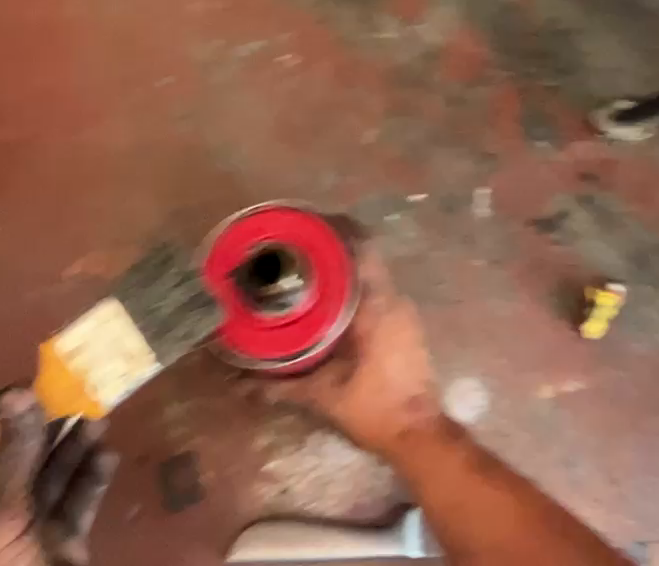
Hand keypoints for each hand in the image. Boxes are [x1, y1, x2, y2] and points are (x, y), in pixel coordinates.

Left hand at [0, 390, 118, 565]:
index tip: (35, 388)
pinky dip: (92, 481)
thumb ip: (14, 457)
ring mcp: (26, 541)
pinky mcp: (62, 552)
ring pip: (52, 484)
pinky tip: (106, 456)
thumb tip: (18, 394)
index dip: (5, 423)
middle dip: (49, 431)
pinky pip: (76, 508)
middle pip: (20, 466)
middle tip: (78, 394)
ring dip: (76, 450)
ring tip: (98, 418)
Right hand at [256, 245, 441, 455]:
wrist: (419, 434)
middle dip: (332, 248)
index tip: (308, 224)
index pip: (362, 247)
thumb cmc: (374, 408)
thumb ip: (280, 387)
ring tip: (308, 271)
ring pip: (372, 273)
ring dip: (344, 269)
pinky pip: (379, 291)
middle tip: (297, 249)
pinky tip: (331, 302)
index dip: (338, 229)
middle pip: (365, 255)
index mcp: (377, 304)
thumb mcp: (323, 397)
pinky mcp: (406, 324)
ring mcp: (404, 310)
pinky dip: (356, 288)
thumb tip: (238, 383)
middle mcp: (394, 298)